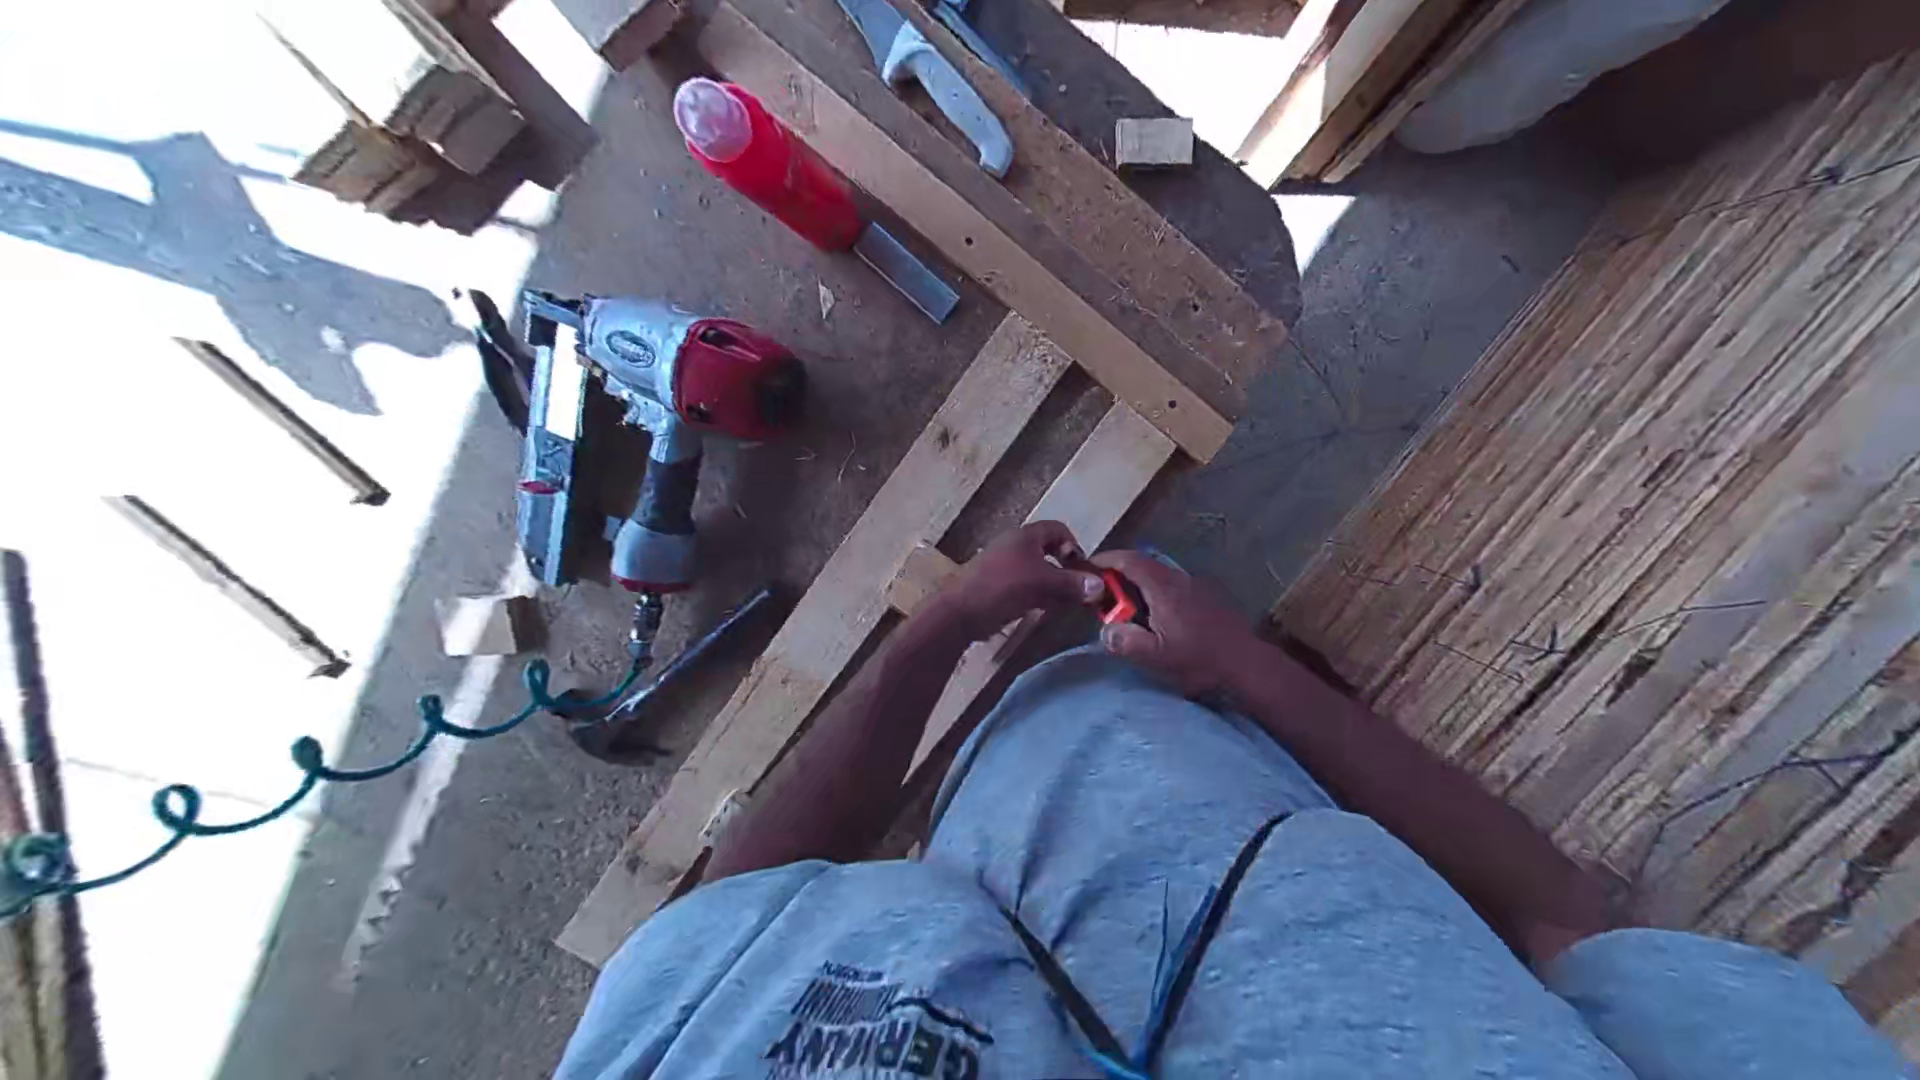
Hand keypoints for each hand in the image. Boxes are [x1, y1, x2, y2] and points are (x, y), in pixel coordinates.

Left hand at [928, 522, 1104, 641]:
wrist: (958, 613)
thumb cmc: (1002, 588)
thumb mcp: (1042, 583)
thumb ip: (1072, 583)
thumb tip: (1100, 585)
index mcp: (1024, 536)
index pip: (1057, 529)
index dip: (1074, 545)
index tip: (1082, 568)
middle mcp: (1012, 546)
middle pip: (1048, 552)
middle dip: (1064, 570)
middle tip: (1076, 591)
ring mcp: (1001, 567)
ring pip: (1036, 571)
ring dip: (1051, 586)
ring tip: (1061, 604)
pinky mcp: (994, 587)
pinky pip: (1023, 586)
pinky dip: (1036, 596)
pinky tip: (1040, 611)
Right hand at [1091, 550, 1262, 695]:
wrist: (1247, 666)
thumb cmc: (1199, 659)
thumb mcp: (1155, 657)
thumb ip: (1124, 641)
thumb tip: (1105, 630)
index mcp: (1163, 587)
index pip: (1128, 560)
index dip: (1105, 560)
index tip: (1087, 568)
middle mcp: (1178, 579)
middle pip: (1141, 564)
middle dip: (1117, 575)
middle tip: (1101, 594)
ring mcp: (1194, 587)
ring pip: (1156, 576)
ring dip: (1136, 585)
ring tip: (1122, 608)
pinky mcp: (1204, 599)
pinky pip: (1169, 586)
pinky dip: (1151, 593)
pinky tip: (1151, 617)